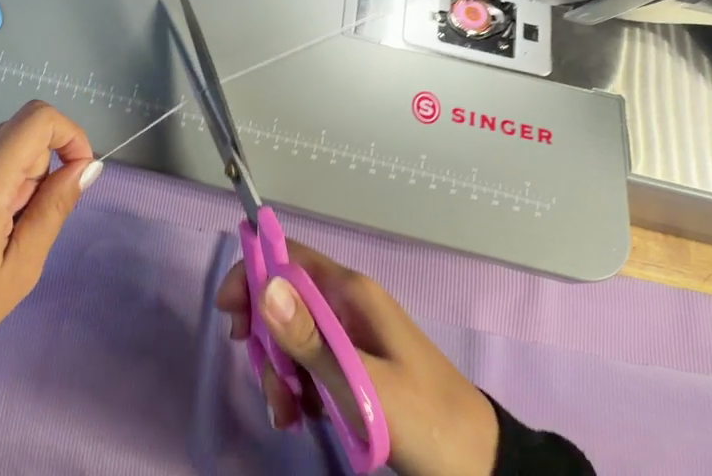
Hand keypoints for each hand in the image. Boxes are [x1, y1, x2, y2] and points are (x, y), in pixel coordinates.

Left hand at [0, 102, 100, 455]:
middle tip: (24, 230)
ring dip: (18, 181)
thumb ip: (53, 210)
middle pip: (22, 132)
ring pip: (2, 147)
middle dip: (42, 170)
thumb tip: (88, 165)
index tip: (77, 177)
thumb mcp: (17, 270)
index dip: (70, 136)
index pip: (39, 117)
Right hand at [216, 240, 498, 475]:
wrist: (480, 466)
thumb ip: (309, 337)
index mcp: (351, 293)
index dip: (251, 273)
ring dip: (279, 373)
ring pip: (290, 338)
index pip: (286, 256)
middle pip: (281, 301)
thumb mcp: (360, 382)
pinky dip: (297, 388)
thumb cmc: (424, 418)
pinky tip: (301, 416)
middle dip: (265, 341)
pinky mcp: (352, 366)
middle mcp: (346, 305)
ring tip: (288, 415)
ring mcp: (349, 336)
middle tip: (269, 384)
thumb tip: (264, 284)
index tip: (231, 315)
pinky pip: (308, 364)